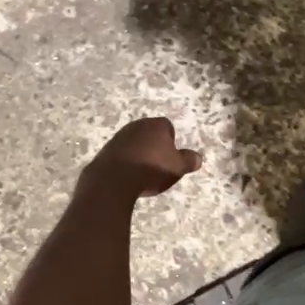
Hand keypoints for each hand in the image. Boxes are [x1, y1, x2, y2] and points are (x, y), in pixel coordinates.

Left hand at [82, 118, 200, 199]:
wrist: (114, 179)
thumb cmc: (151, 169)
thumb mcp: (177, 167)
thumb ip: (188, 161)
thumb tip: (199, 158)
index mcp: (156, 125)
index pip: (168, 127)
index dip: (171, 142)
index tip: (170, 158)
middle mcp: (137, 126)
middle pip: (149, 134)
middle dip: (154, 146)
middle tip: (158, 165)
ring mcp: (119, 137)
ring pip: (134, 143)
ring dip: (138, 154)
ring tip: (142, 174)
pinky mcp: (105, 150)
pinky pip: (120, 155)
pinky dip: (125, 163)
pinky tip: (127, 178)